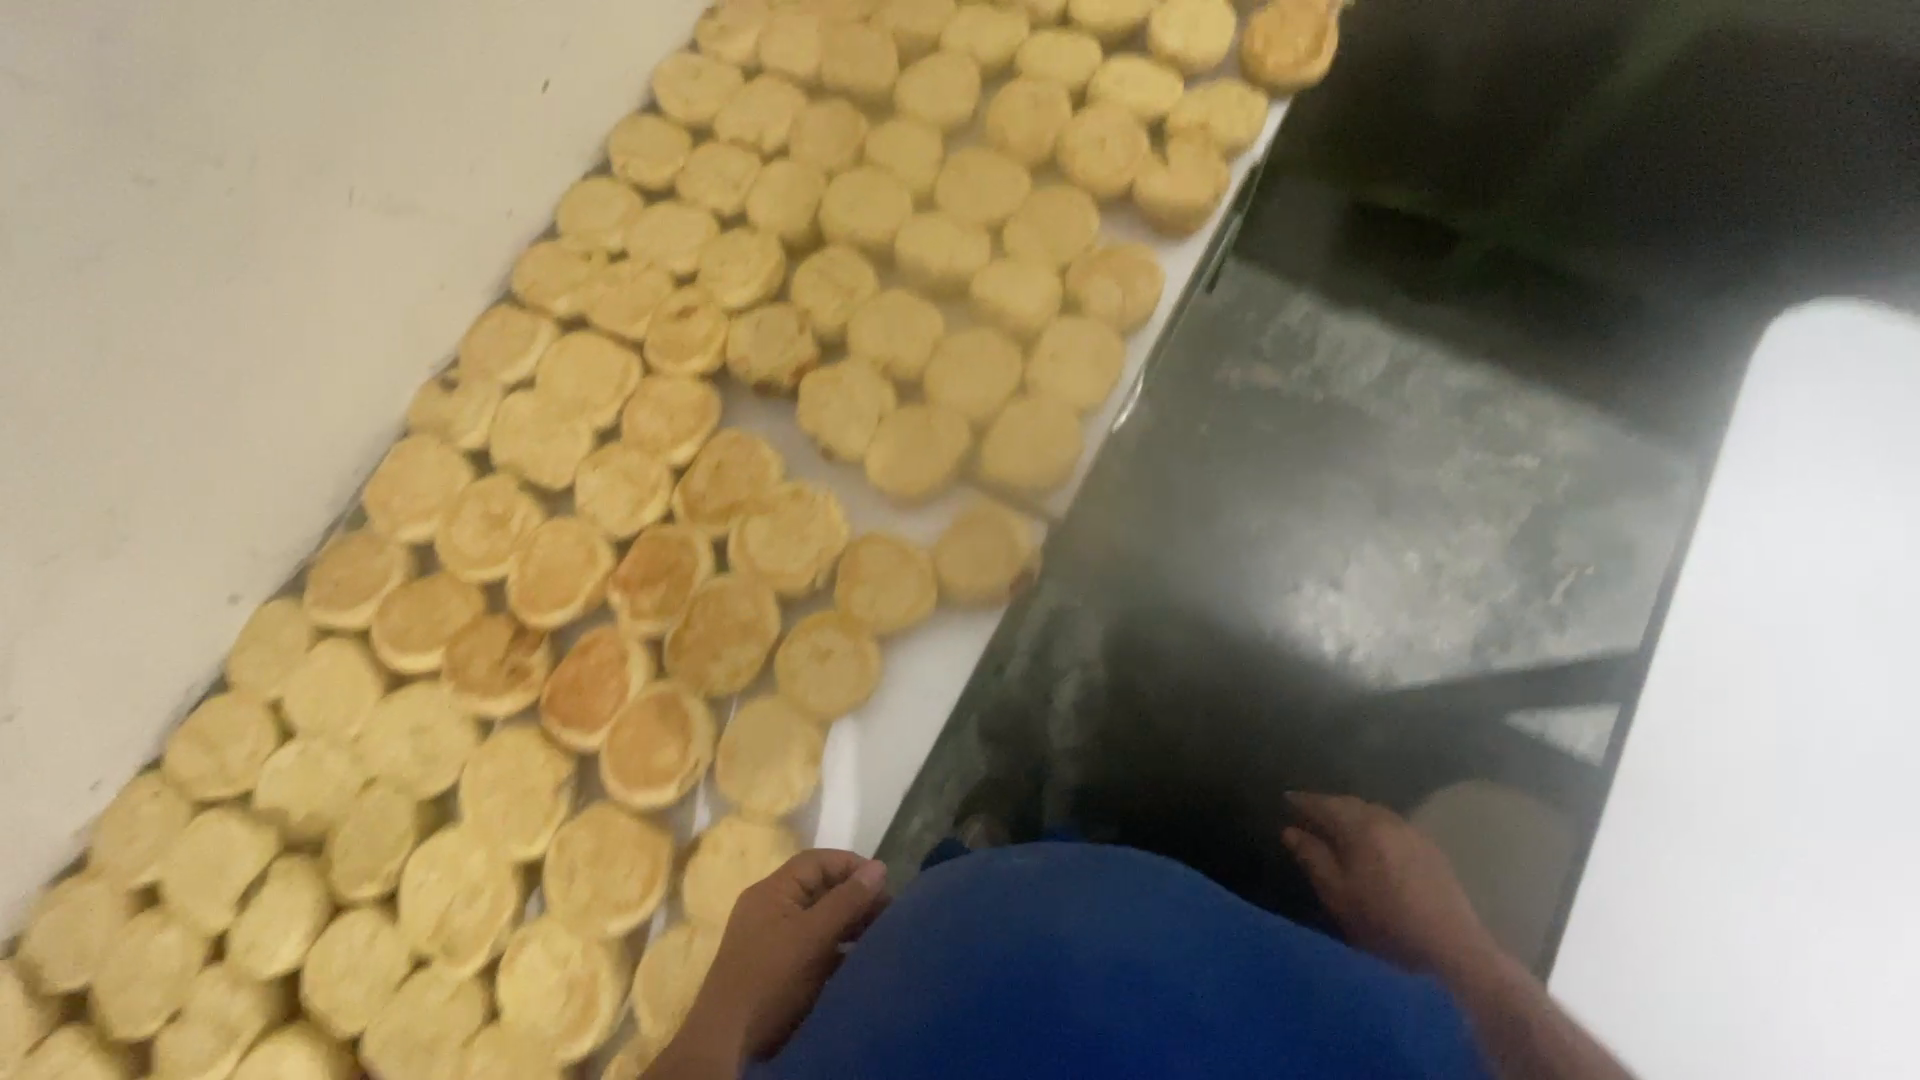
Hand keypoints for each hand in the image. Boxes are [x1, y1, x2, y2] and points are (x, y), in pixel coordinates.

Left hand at [679, 849, 889, 1066]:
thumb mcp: (812, 937)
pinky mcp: (778, 970)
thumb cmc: (770, 980)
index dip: (850, 866)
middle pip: (819, 889)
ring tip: (879, 937)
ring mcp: (772, 941)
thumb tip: (879, 867)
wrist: (727, 1044)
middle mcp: (770, 910)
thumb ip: (846, 900)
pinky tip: (858, 963)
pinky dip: (836, 950)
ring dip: (848, 925)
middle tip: (888, 915)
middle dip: (854, 898)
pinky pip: (813, 947)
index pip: (816, 862)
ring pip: (818, 920)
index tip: (883, 883)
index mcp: (771, 892)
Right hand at [1283, 792, 1503, 982]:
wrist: (1452, 943)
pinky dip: (1373, 824)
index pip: (1325, 804)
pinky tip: (1371, 841)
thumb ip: (1312, 858)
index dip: (1303, 801)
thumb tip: (1290, 831)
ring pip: (1373, 812)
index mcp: (1360, 827)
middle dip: (1327, 805)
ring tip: (1338, 825)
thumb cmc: (1385, 919)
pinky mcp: (1429, 847)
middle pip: (1350, 803)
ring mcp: (1411, 832)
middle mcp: (1386, 820)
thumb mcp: (1338, 893)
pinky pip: (1391, 824)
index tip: (1286, 798)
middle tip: (1308, 811)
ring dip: (1352, 813)